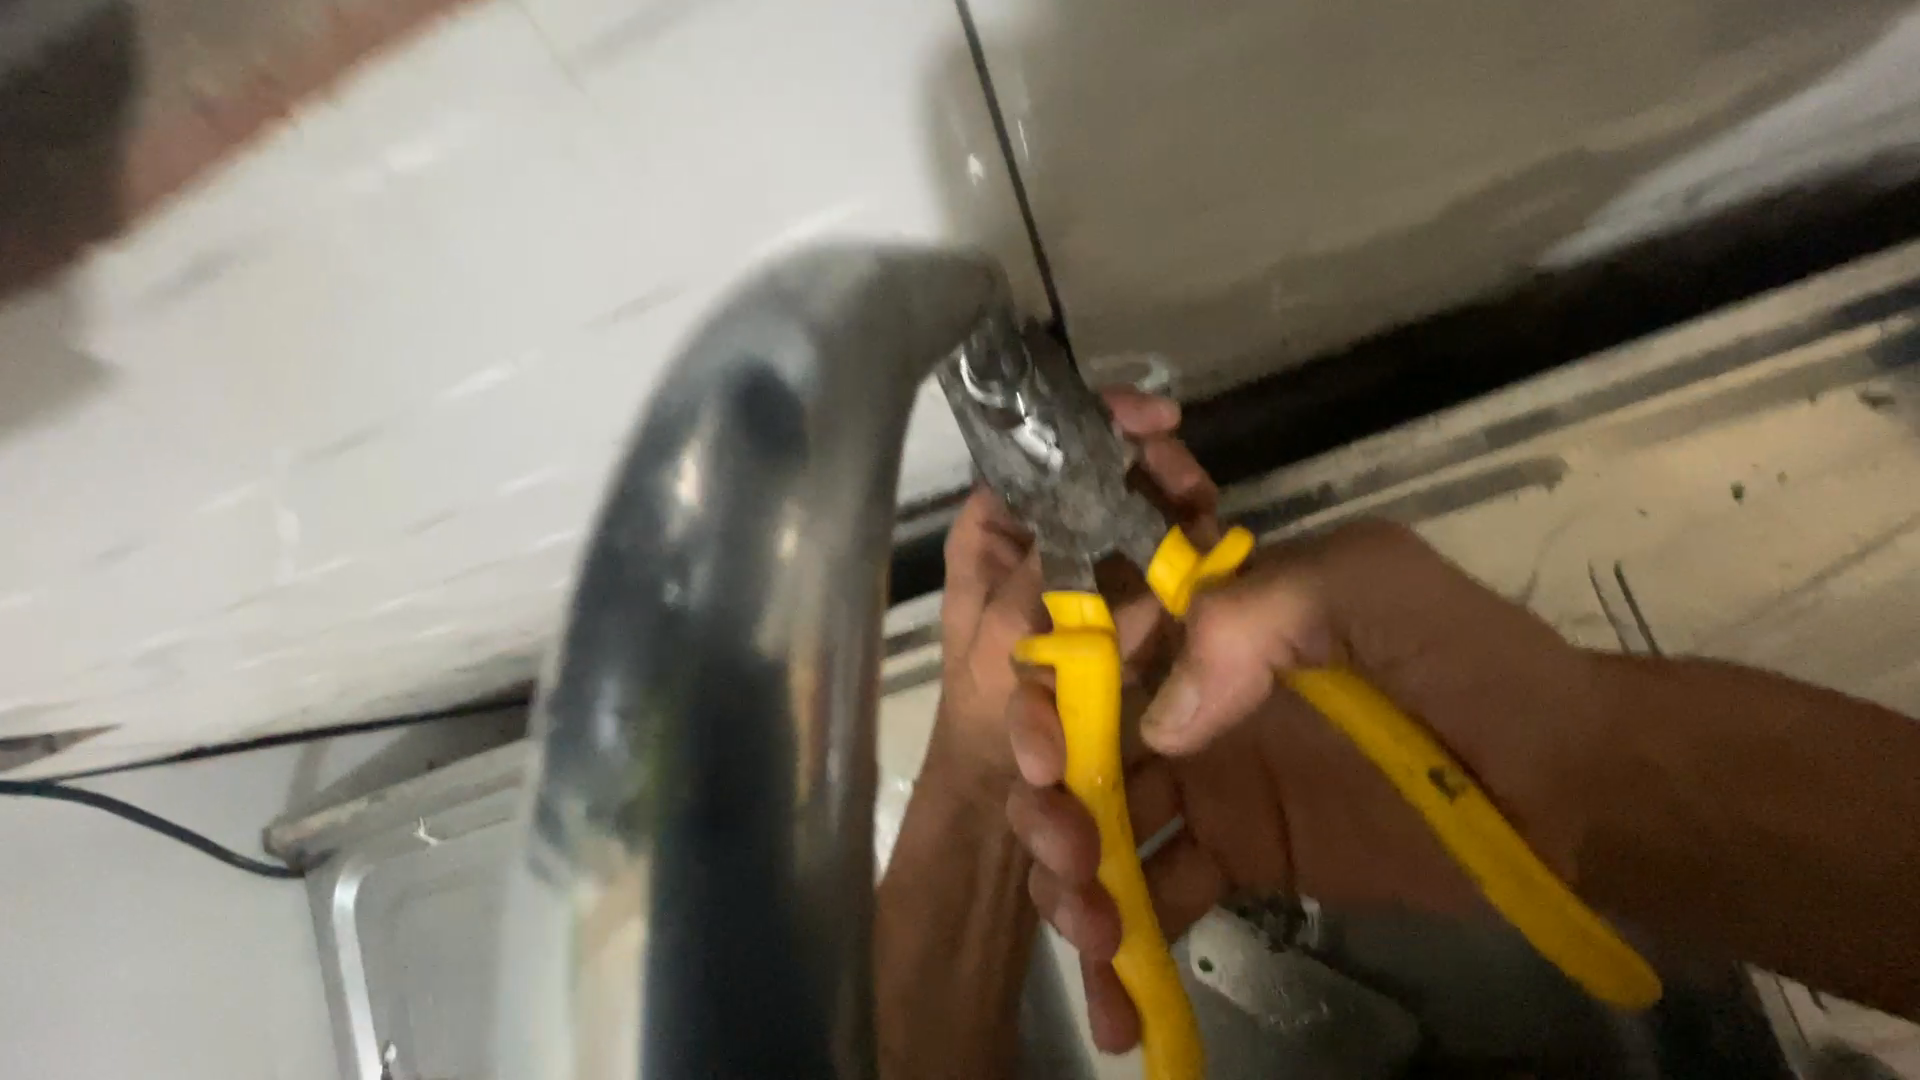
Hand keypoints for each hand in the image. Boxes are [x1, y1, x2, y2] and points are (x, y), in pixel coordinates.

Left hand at [928, 388, 1219, 800]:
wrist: (1002, 777)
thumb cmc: (982, 707)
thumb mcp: (1002, 637)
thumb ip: (1042, 575)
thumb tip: (1098, 517)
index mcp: (995, 531)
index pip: (1042, 453)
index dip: (1096, 425)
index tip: (1155, 419)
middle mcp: (1037, 538)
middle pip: (1098, 474)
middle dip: (1149, 470)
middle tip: (1195, 484)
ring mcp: (1080, 568)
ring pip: (1133, 514)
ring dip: (1174, 508)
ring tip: (1206, 517)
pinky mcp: (1113, 602)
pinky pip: (1153, 563)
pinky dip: (1181, 556)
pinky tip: (1206, 557)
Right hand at [1005, 520, 1607, 1051]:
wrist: (1569, 782)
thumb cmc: (1467, 661)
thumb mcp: (1369, 584)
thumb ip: (1258, 614)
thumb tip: (1161, 723)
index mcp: (1200, 628)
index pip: (1088, 647)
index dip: (1046, 694)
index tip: (1047, 754)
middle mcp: (1184, 702)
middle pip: (1075, 746)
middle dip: (1047, 797)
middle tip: (1070, 851)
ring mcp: (1207, 785)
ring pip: (1102, 826)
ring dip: (1074, 879)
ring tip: (1097, 934)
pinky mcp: (1238, 857)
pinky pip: (1160, 896)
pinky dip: (1127, 950)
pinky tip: (1120, 1004)